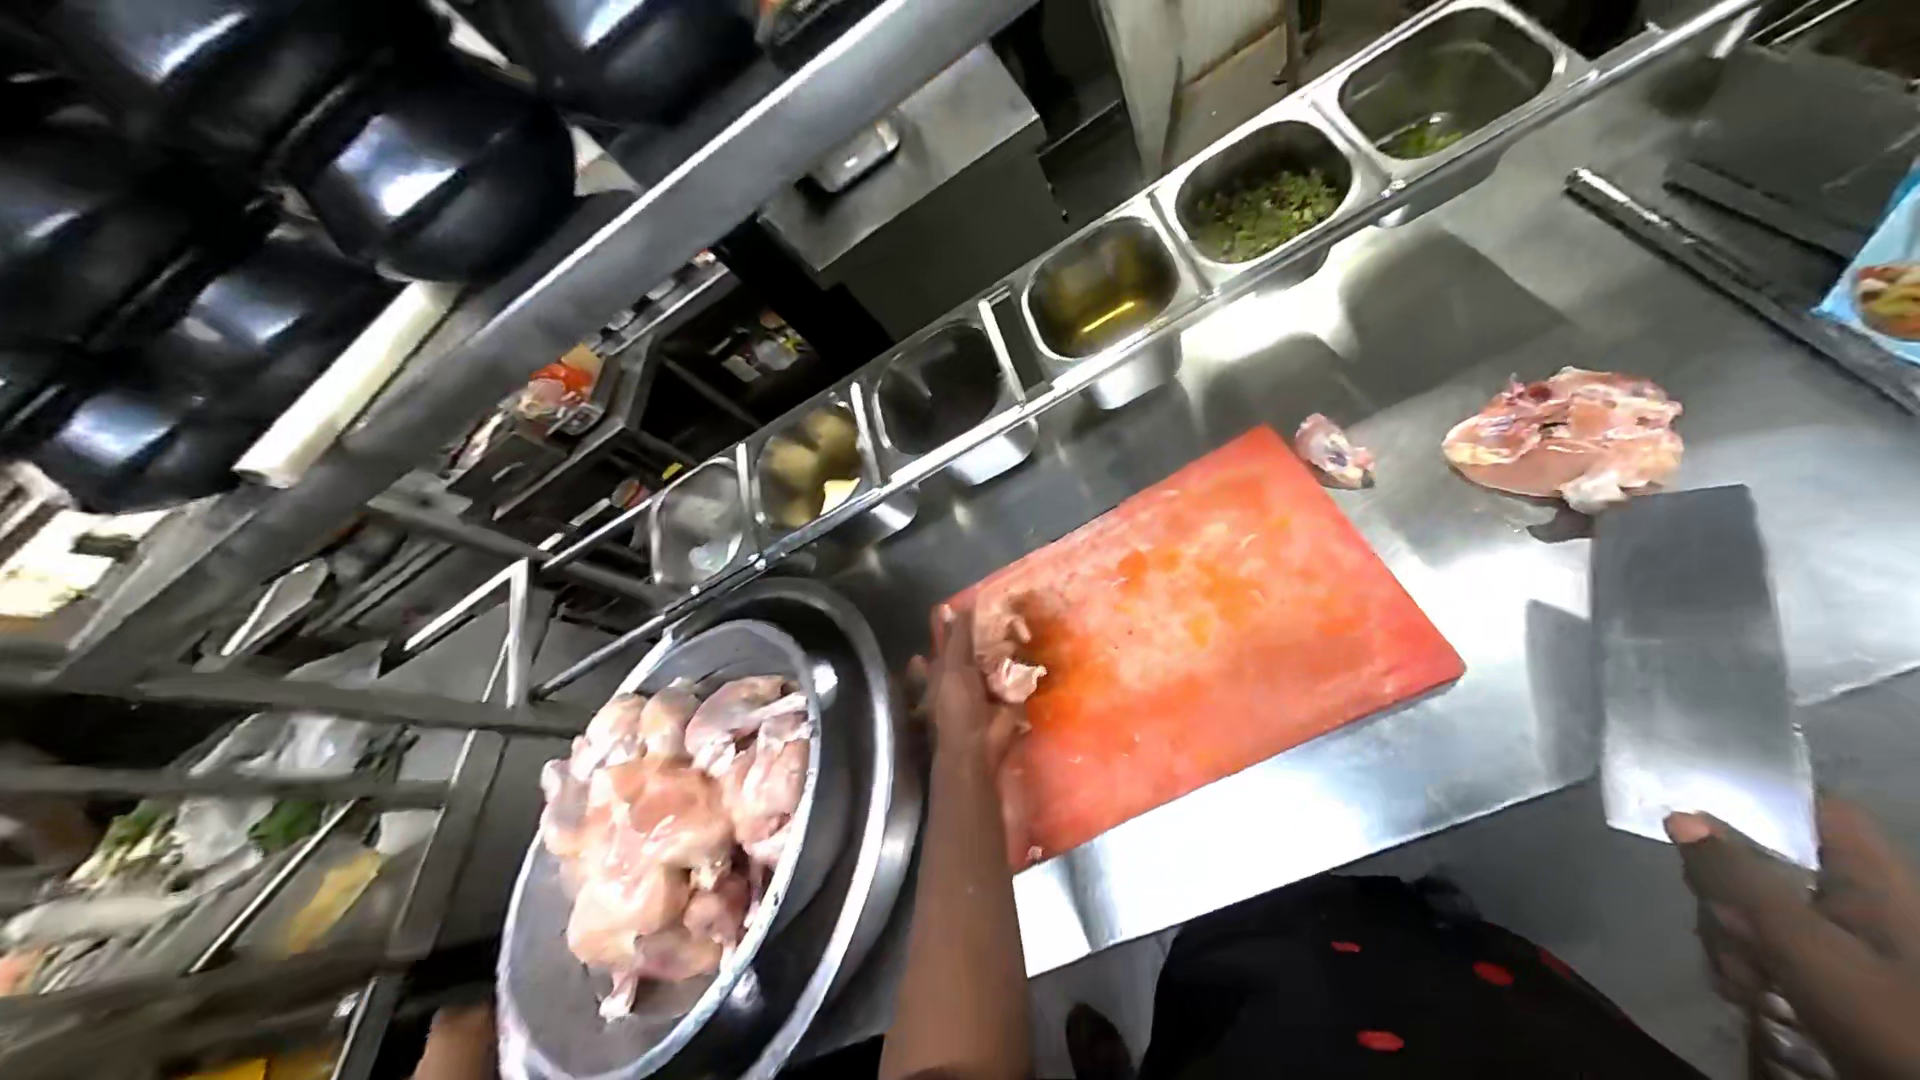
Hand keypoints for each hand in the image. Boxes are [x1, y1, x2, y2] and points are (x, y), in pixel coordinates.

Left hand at [924, 604, 1020, 772]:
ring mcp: (991, 686)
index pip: (957, 639)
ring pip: (1002, 658)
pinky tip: (1031, 644)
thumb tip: (961, 605)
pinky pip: (1019, 674)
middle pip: (982, 647)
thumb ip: (958, 636)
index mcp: (946, 668)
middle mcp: (968, 675)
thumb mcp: (952, 666)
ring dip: (1010, 646)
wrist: (978, 745)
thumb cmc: (956, 705)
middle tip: (1008, 612)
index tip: (981, 602)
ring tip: (1021, 625)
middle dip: (993, 633)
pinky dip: (1024, 663)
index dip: (966, 623)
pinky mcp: (1012, 696)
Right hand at [1668, 801, 1919, 1079]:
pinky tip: (1746, 987)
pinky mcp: (1830, 967)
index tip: (1697, 809)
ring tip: (1743, 975)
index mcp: (1872, 880)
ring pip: (1754, 903)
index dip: (1759, 798)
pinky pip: (1764, 939)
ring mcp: (1845, 936)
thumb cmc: (1886, 1017)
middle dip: (1723, 888)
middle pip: (1765, 858)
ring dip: (1729, 934)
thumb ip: (1737, 876)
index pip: (1816, 808)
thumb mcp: (1801, 945)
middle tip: (1725, 921)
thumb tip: (1679, 815)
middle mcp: (1860, 898)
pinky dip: (1743, 959)